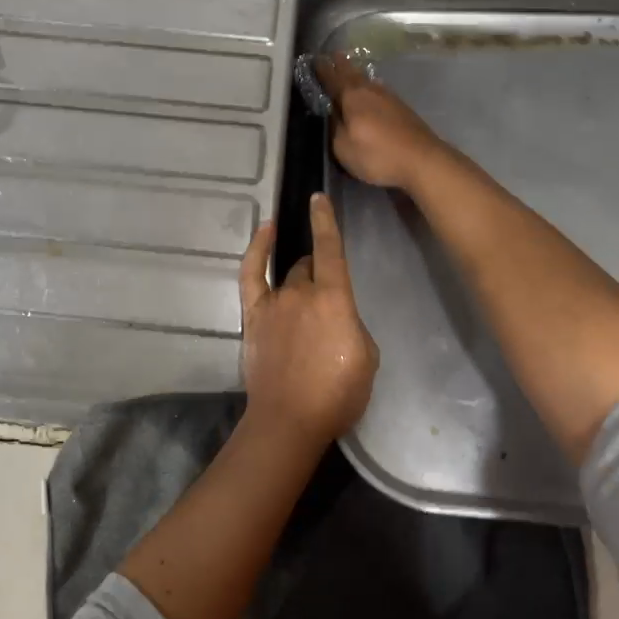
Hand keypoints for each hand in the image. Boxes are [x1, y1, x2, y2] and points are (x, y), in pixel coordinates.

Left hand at [238, 194, 378, 447]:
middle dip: (321, 271)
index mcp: (335, 299)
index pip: (331, 249)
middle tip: (328, 296)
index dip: (326, 221)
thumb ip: (352, 325)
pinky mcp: (253, 315)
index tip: (319, 199)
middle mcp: (302, 291)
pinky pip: (252, 273)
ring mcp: (274, 301)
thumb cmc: (337, 394)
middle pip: (311, 266)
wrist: (290, 419)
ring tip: (307, 285)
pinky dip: (257, 249)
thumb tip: (337, 316)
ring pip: (289, 273)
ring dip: (300, 275)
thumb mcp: (366, 357)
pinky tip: (264, 232)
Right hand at [314, 54, 446, 190]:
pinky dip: (369, 87)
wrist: (423, 160)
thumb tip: (332, 114)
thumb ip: (334, 128)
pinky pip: (378, 91)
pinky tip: (370, 93)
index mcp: (352, 97)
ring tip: (349, 71)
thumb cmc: (377, 154)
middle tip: (333, 55)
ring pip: (367, 81)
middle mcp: (371, 90)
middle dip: (341, 64)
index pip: (332, 78)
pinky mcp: (402, 108)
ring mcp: (389, 97)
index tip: (315, 60)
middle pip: (352, 73)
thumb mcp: (343, 147)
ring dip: (356, 75)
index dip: (322, 69)